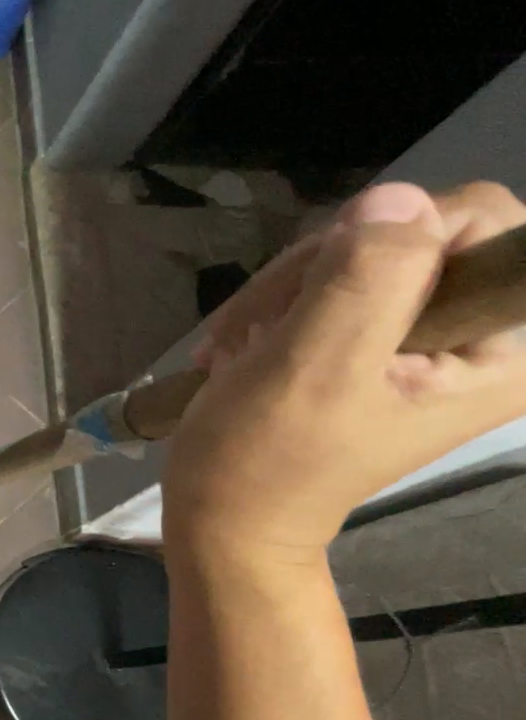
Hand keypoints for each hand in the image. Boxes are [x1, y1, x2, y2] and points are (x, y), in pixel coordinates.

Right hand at [165, 181, 525, 562]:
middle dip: (316, 273)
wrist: (223, 520)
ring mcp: (425, 344)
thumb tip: (391, 199)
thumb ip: (366, 278)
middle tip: (253, 330)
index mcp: (505, 344)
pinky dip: (275, 314)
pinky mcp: (375, 352)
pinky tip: (241, 351)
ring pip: (360, 261)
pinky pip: (333, 294)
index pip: (479, 224)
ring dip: (281, 297)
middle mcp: (483, 336)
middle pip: (413, 237)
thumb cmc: (264, 458)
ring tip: (237, 348)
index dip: (385, 241)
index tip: (310, 299)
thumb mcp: (312, 366)